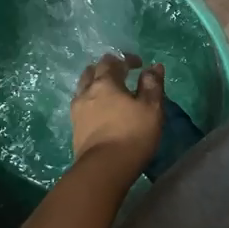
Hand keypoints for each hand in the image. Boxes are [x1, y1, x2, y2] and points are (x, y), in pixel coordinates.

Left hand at [71, 53, 163, 179]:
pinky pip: (81, 105)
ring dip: (95, 84)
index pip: (112, 61)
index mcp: (105, 83)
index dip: (126, 59)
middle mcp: (86, 92)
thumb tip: (154, 67)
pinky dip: (90, 101)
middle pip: (92, 71)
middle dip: (106, 68)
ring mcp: (77, 111)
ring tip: (108, 92)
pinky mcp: (74, 128)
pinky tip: (99, 111)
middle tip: (120, 75)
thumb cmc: (133, 134)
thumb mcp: (151, 108)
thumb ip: (152, 85)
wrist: (104, 168)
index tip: (139, 65)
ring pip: (83, 88)